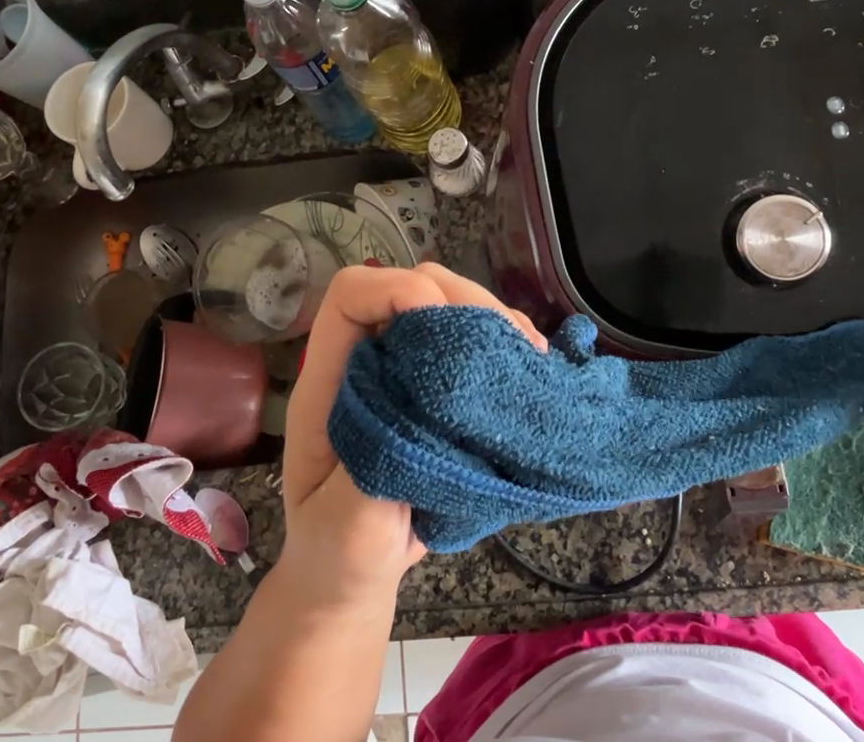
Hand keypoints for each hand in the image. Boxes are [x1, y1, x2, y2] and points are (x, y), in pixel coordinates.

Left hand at [280, 263, 543, 603]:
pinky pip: (471, 346)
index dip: (394, 290)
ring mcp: (404, 375)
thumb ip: (372, 474)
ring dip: (492, 320)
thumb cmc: (337, 553)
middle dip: (463, 300)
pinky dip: (505, 345)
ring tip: (533, 357)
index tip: (442, 319)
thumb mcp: (347, 530)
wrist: (350, 575)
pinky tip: (533, 368)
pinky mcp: (437, 394)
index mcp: (330, 386)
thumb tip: (417, 419)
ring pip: (448, 309)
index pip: (349, 299)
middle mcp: (368, 365)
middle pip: (410, 289)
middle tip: (512, 342)